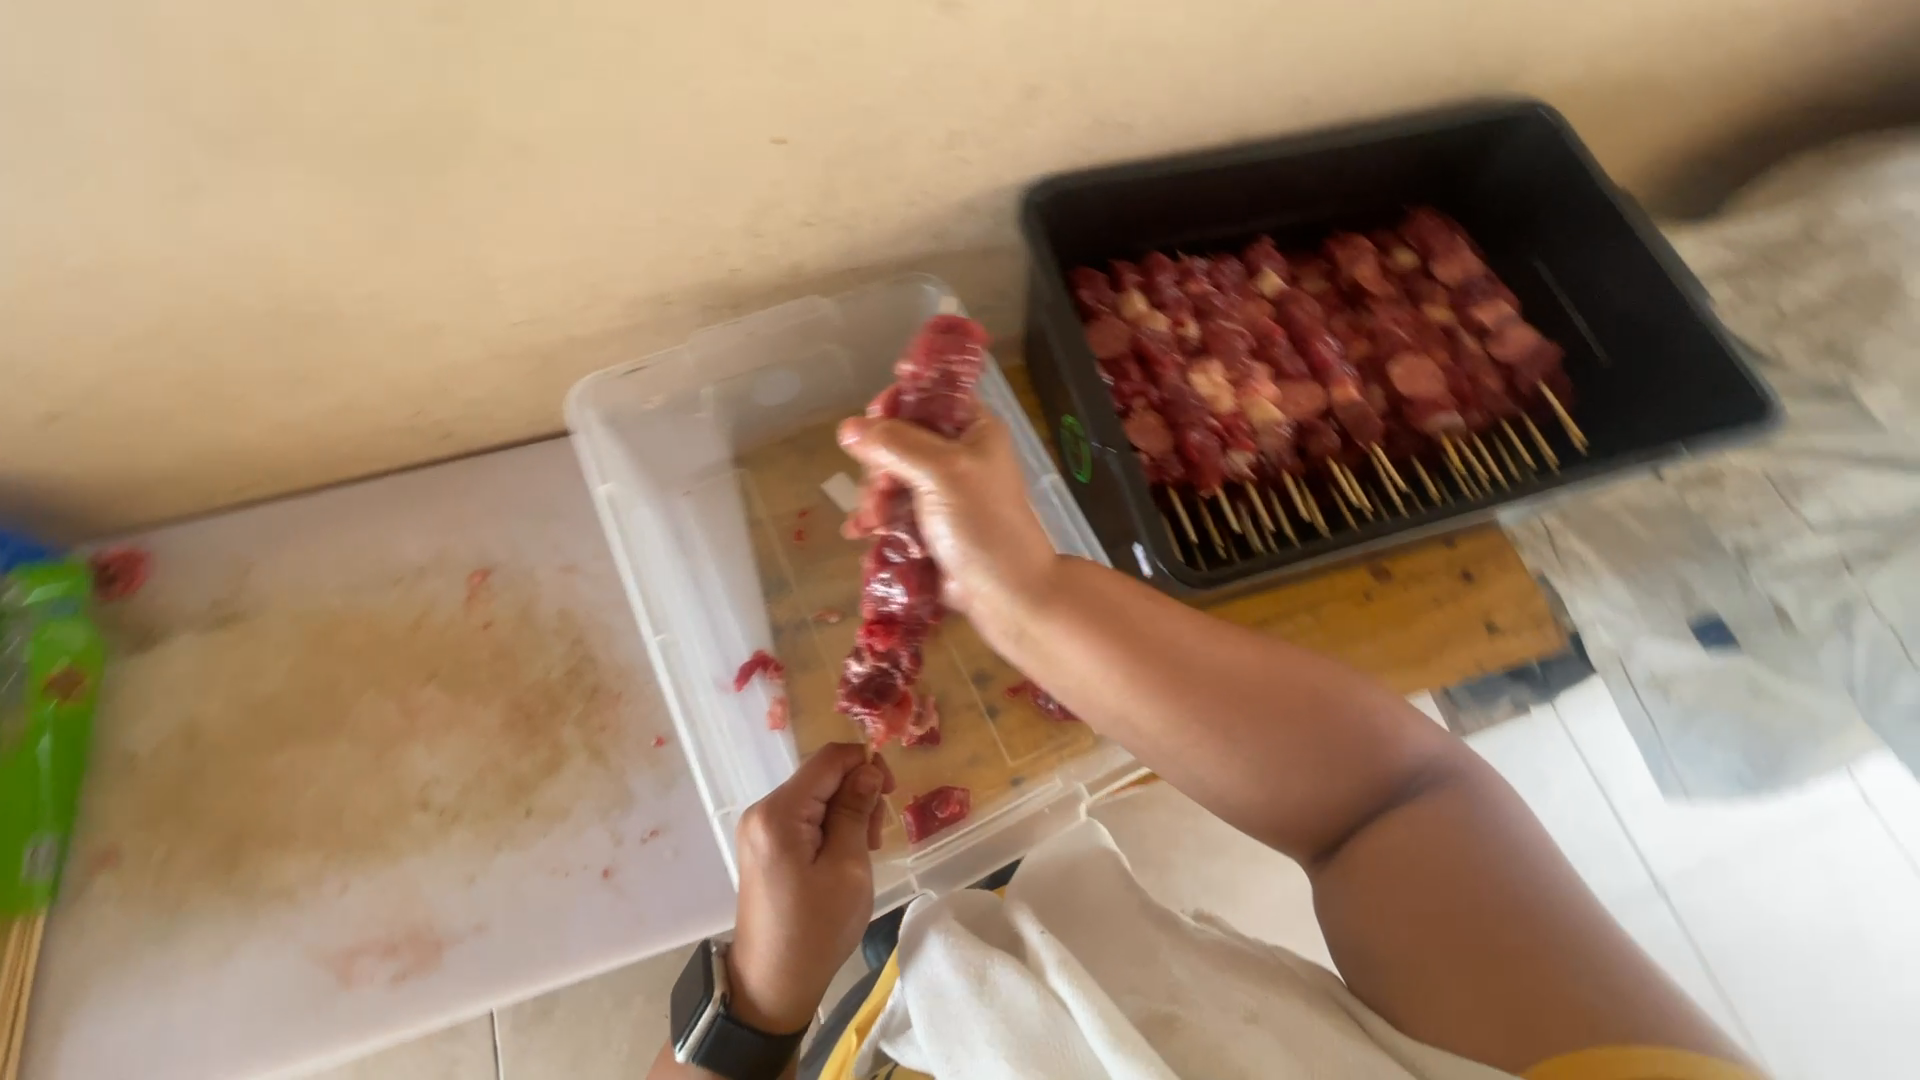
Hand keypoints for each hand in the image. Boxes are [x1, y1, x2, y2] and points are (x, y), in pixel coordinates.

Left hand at [727, 744, 896, 1033]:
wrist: (771, 985)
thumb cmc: (815, 929)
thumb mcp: (848, 867)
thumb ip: (856, 810)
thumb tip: (869, 768)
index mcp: (779, 812)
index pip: (829, 759)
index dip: (866, 763)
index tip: (891, 794)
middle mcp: (763, 810)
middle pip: (822, 775)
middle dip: (857, 793)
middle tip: (877, 837)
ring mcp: (760, 828)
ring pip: (816, 795)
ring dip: (846, 811)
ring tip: (863, 851)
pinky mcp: (765, 844)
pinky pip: (804, 816)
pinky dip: (830, 825)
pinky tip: (844, 854)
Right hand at [836, 411, 1059, 618]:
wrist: (1007, 592)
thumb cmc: (982, 524)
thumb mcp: (942, 472)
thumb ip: (896, 444)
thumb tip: (848, 427)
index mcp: (973, 429)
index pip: (928, 397)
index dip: (896, 404)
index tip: (872, 421)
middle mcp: (957, 455)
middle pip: (899, 440)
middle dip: (879, 466)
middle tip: (879, 491)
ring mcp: (941, 492)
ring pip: (890, 477)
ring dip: (874, 497)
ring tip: (873, 524)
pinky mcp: (928, 524)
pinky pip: (891, 510)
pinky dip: (876, 519)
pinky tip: (861, 532)